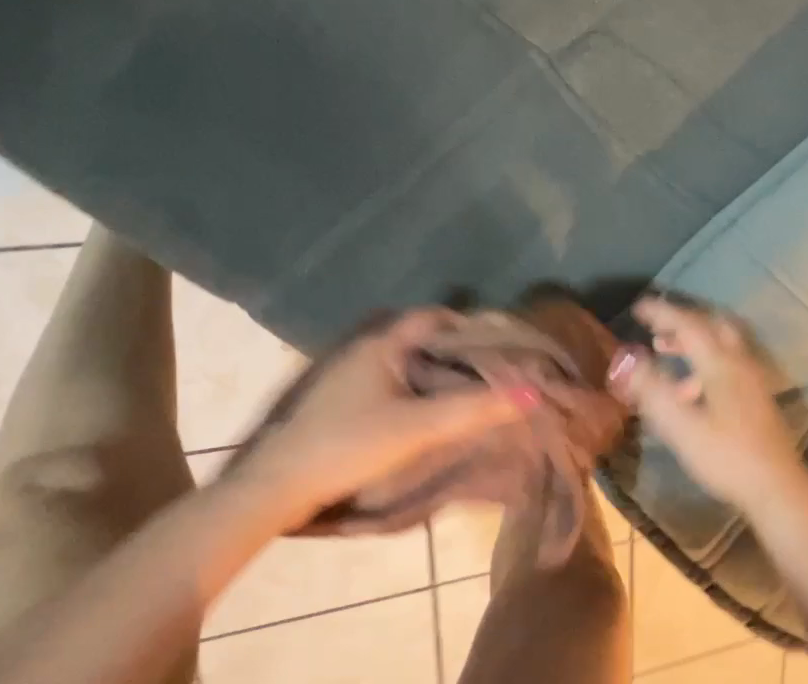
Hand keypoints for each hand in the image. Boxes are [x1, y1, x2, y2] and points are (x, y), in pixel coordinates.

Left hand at [230, 309, 527, 528]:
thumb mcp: (420, 428)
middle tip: (492, 371)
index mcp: (382, 344)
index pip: (435, 316)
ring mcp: (345, 377)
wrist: (273, 491)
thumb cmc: (348, 446)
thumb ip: (477, 408)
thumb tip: (535, 393)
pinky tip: (428, 413)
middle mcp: (363, 350)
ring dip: (435, 372)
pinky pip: (388, 383)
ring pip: (404, 362)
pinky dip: (414, 389)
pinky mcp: (336, 404)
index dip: (470, 326)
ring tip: (469, 392)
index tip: (500, 347)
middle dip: (457, 351)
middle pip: (421, 338)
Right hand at [608, 298, 806, 511]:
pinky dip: (704, 360)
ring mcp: (752, 377)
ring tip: (664, 351)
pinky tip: (690, 390)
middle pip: (711, 326)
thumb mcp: (682, 427)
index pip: (689, 324)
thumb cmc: (726, 456)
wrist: (776, 486)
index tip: (639, 305)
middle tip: (655, 327)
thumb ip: (652, 391)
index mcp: (721, 363)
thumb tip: (623, 359)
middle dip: (682, 321)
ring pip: (721, 343)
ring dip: (693, 341)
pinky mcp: (757, 395)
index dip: (663, 313)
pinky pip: (728, 361)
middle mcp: (740, 362)